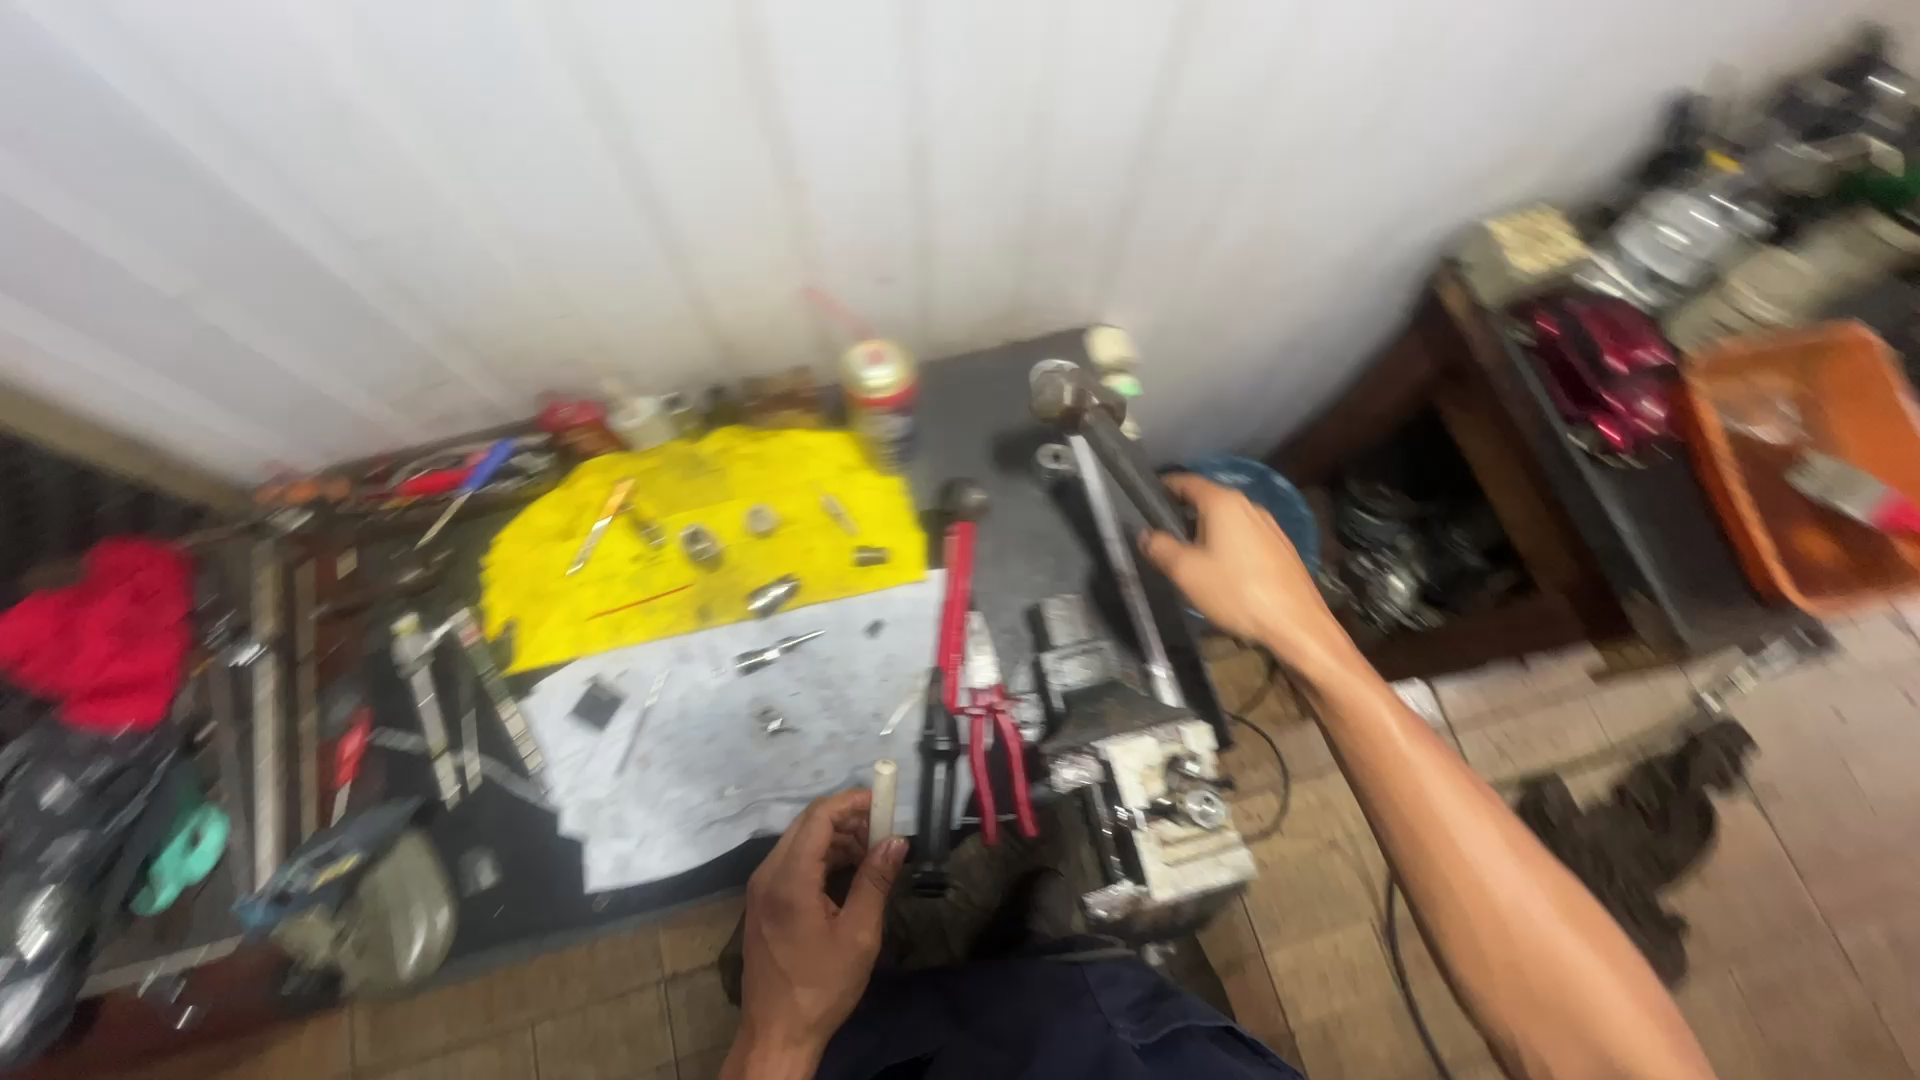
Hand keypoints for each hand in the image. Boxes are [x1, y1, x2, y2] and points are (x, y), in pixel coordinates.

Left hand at [724, 789, 907, 1079]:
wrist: (776, 1033)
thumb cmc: (821, 987)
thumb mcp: (859, 935)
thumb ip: (875, 880)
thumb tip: (896, 840)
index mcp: (790, 878)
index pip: (820, 816)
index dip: (852, 802)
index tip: (884, 804)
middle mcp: (768, 873)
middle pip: (808, 822)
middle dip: (848, 817)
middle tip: (883, 830)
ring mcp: (761, 886)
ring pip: (800, 839)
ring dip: (836, 836)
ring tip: (872, 851)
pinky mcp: (763, 899)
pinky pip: (793, 859)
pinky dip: (821, 854)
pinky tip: (848, 869)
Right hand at [1139, 474, 1356, 677]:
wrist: (1296, 624)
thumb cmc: (1236, 592)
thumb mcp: (1186, 571)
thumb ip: (1160, 548)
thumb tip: (1145, 535)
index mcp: (1223, 503)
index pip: (1187, 482)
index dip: (1164, 486)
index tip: (1145, 498)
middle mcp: (1249, 506)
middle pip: (1208, 501)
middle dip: (1183, 514)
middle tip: (1161, 536)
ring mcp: (1269, 527)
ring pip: (1227, 521)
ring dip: (1205, 532)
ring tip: (1188, 557)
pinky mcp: (1280, 548)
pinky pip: (1244, 537)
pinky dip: (1226, 545)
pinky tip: (1221, 571)